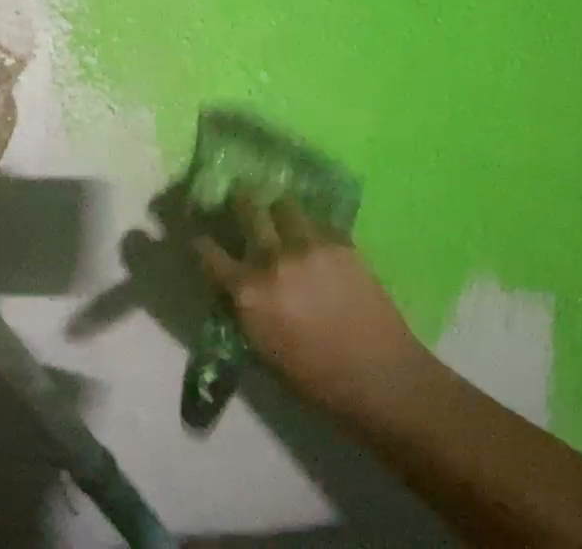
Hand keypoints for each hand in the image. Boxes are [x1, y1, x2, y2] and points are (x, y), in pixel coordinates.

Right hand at [192, 197, 426, 417]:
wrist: (379, 377)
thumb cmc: (315, 379)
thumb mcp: (261, 349)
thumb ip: (244, 310)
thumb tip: (235, 288)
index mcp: (248, 292)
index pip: (208, 252)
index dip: (201, 242)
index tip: (202, 237)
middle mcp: (273, 259)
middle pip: (248, 209)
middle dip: (240, 203)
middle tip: (240, 202)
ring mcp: (310, 247)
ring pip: (285, 206)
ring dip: (278, 209)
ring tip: (280, 213)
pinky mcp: (342, 245)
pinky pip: (318, 223)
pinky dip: (310, 226)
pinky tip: (314, 236)